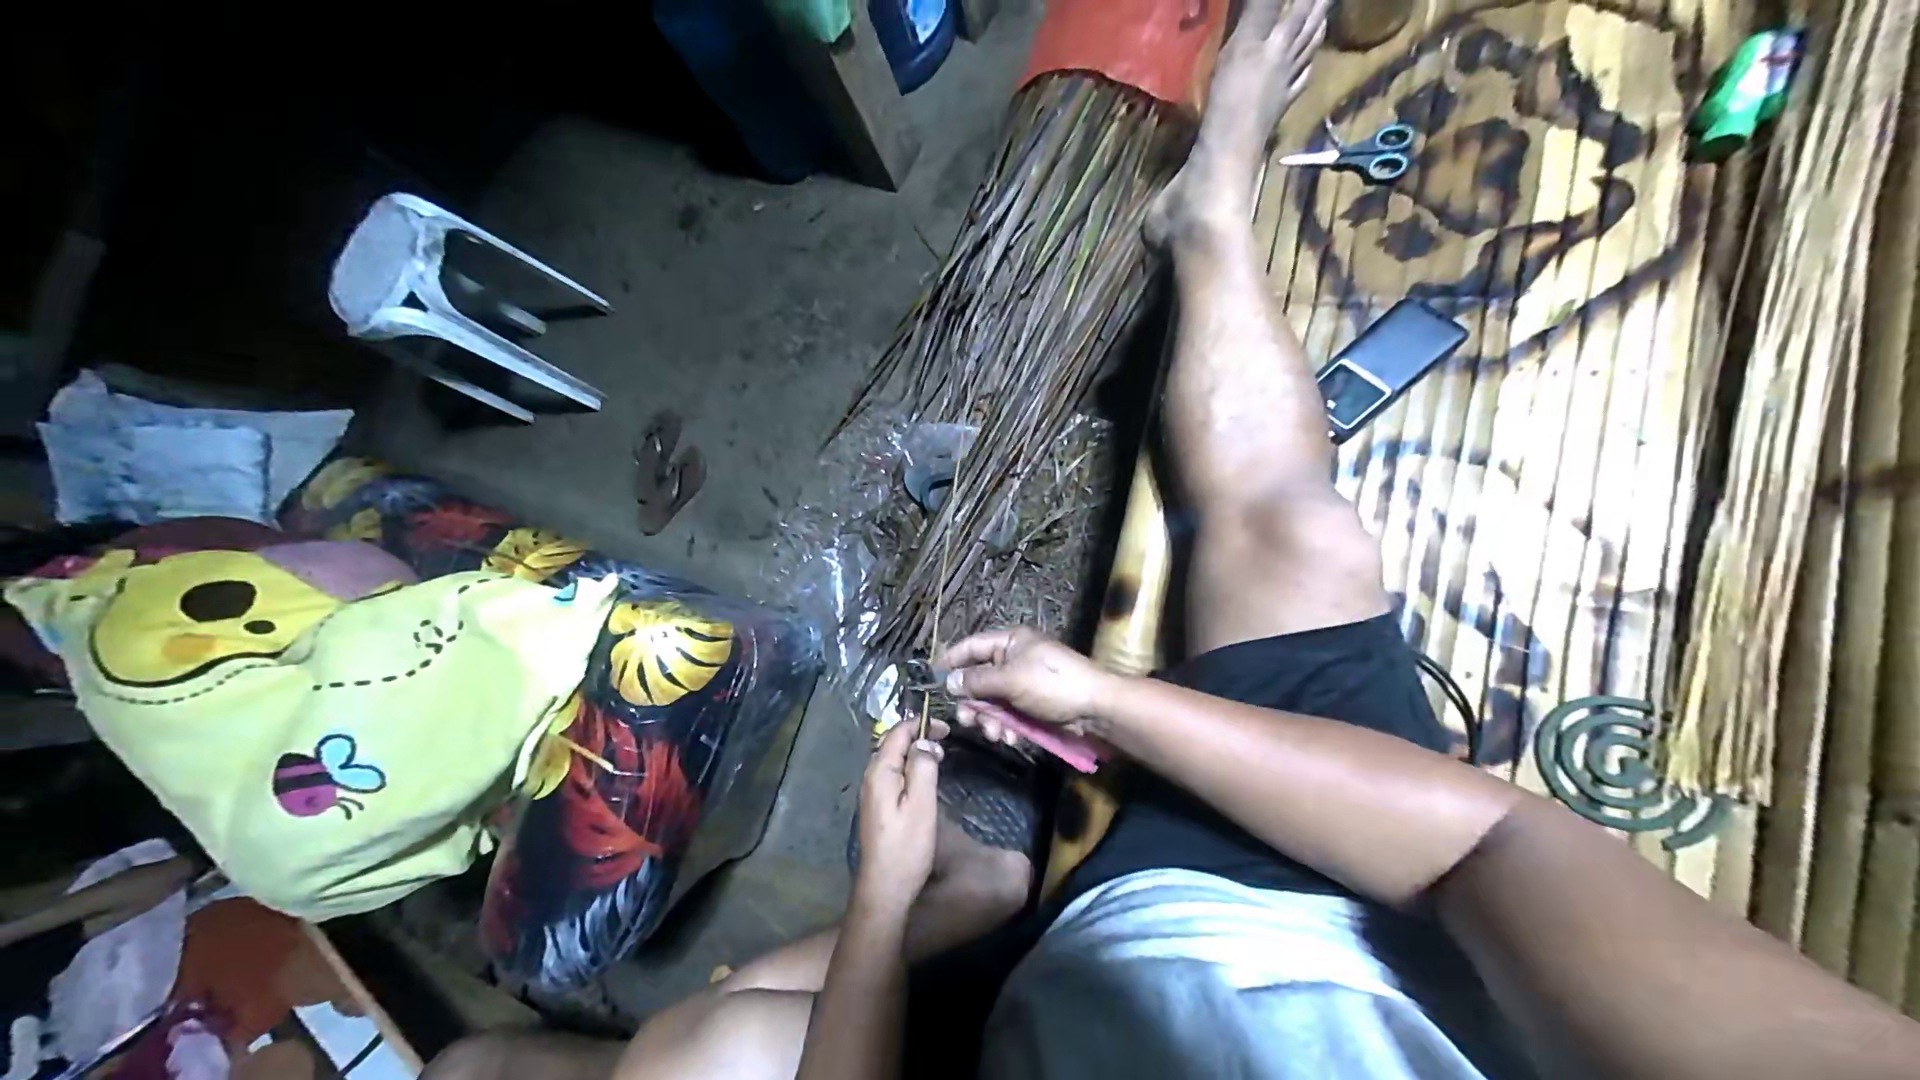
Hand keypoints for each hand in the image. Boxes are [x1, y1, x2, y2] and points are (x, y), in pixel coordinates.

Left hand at [853, 718, 944, 913]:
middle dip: (918, 734)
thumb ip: (923, 767)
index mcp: (880, 771)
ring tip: (938, 754)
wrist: (885, 888)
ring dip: (914, 750)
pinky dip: (909, 765)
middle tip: (946, 739)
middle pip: (892, 742)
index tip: (947, 728)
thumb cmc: (907, 846)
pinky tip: (923, 776)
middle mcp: (871, 776)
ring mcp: (871, 792)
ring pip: (892, 758)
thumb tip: (925, 741)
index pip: (898, 733)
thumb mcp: (921, 803)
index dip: (922, 724)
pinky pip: (892, 773)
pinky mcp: (877, 805)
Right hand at [939, 627, 1115, 743]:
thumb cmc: (1051, 683)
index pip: (971, 646)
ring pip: (992, 702)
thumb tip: (949, 681)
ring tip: (997, 734)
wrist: (1095, 708)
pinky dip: (1006, 727)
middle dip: (973, 703)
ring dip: (990, 720)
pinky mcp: (1032, 706)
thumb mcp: (1010, 679)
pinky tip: (1011, 738)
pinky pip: (1008, 715)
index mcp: (1010, 642)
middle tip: (967, 720)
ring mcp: (1023, 684)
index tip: (933, 679)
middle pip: (979, 680)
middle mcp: (1013, 660)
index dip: (951, 660)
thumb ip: (977, 680)